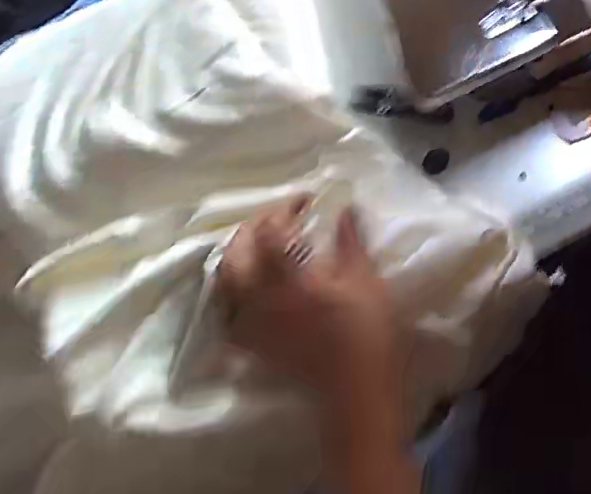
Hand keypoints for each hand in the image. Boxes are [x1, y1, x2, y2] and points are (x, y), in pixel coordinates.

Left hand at [217, 196, 400, 405]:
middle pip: (236, 254)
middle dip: (253, 226)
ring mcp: (253, 326)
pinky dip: (230, 294)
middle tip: (277, 215)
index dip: (284, 209)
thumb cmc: (366, 331)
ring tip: (257, 241)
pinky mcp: (253, 347)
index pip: (271, 234)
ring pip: (224, 284)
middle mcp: (263, 301)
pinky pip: (226, 316)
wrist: (356, 390)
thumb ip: (350, 240)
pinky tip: (246, 286)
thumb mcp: (366, 278)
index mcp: (292, 281)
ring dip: (236, 254)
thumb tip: (343, 209)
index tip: (305, 200)